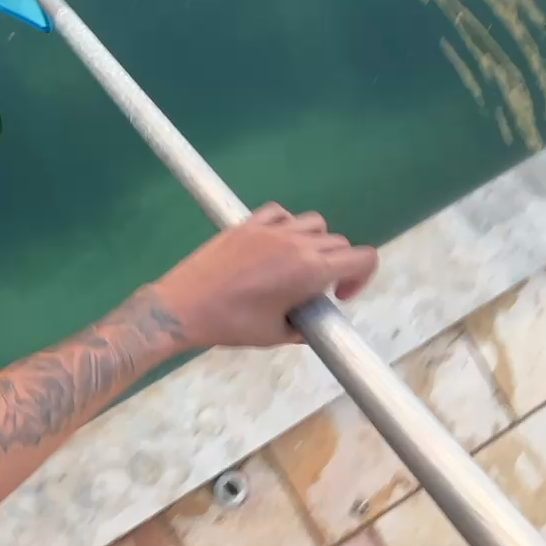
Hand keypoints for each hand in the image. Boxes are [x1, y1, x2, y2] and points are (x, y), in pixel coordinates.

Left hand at [150, 203, 377, 348]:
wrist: (183, 308)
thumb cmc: (230, 325)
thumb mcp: (274, 335)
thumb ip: (303, 326)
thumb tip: (311, 324)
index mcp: (311, 269)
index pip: (362, 258)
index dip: (361, 277)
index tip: (337, 295)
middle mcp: (297, 242)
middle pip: (338, 242)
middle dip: (335, 265)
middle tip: (312, 289)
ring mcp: (269, 229)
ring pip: (312, 222)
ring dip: (314, 241)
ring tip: (294, 264)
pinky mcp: (245, 224)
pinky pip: (278, 211)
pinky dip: (285, 223)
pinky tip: (274, 243)